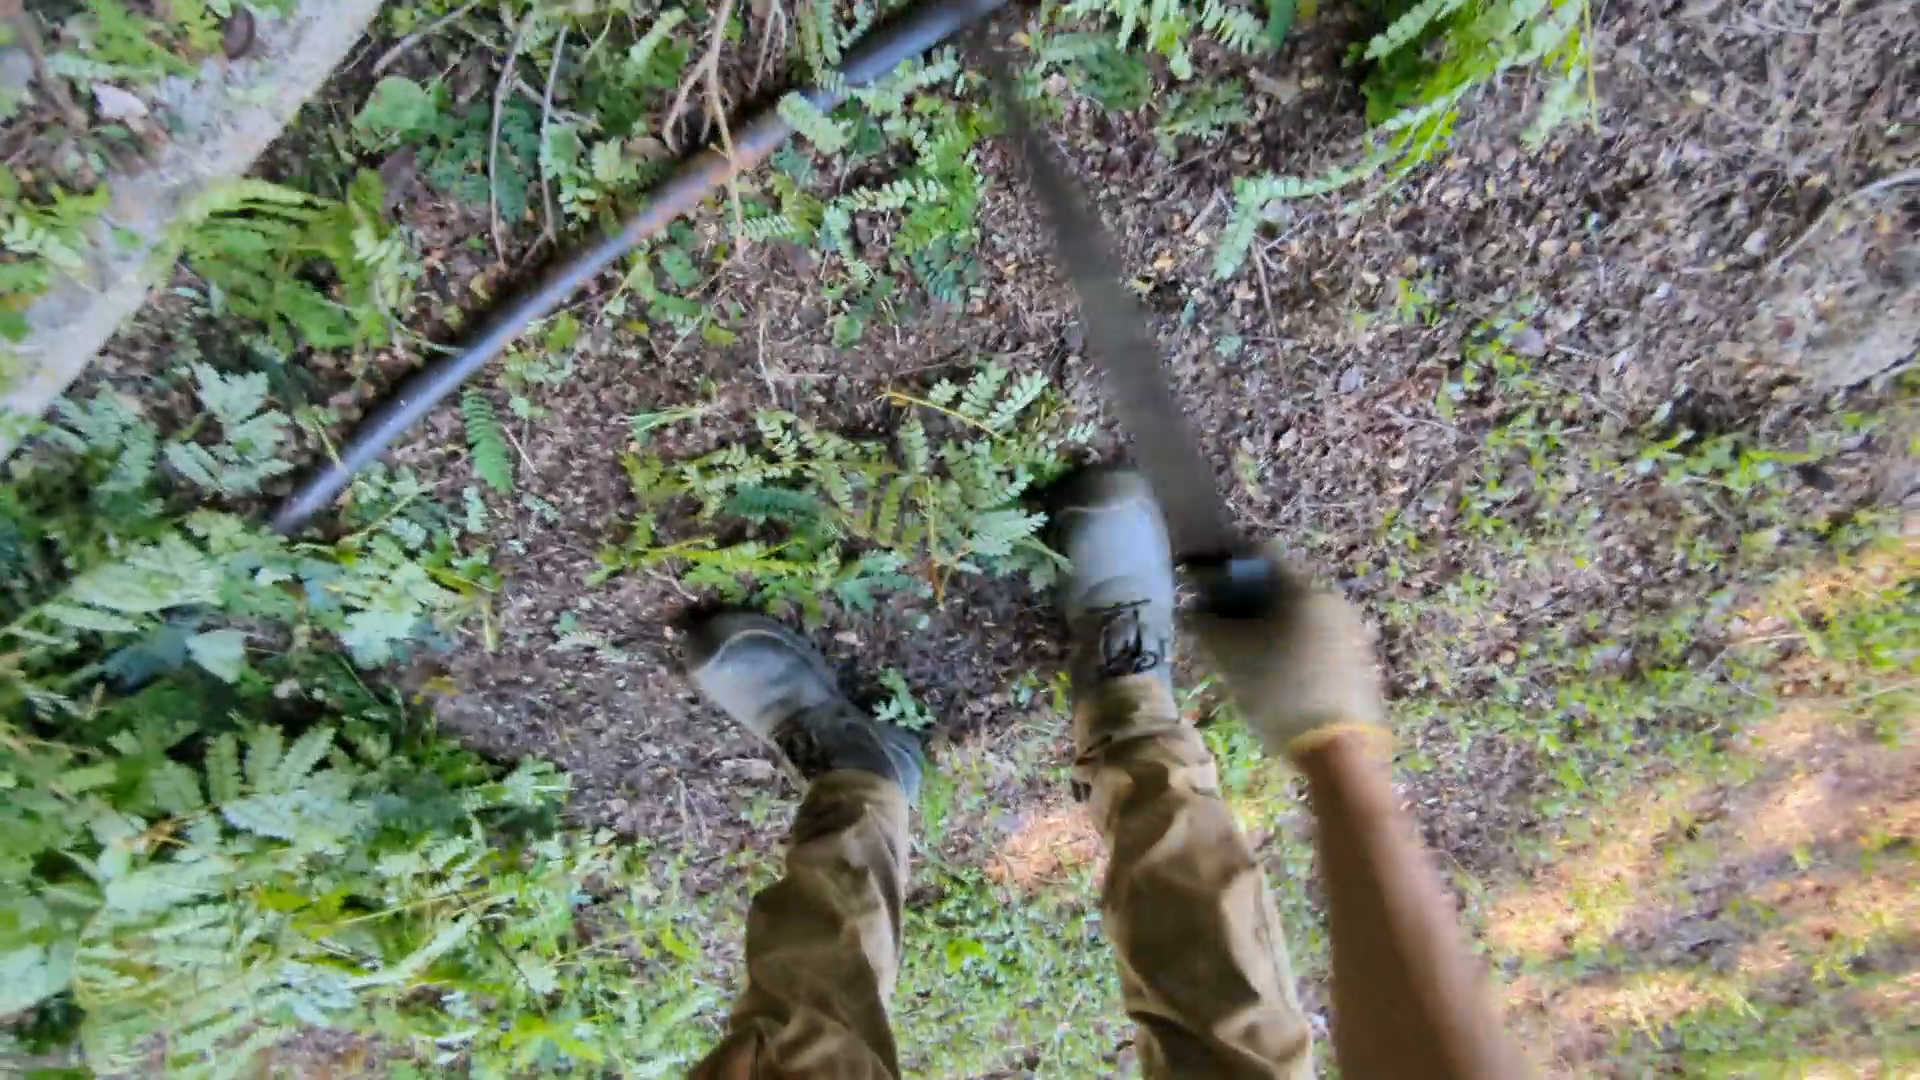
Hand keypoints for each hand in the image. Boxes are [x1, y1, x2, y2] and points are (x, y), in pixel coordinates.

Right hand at [1189, 556, 1387, 759]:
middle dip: (1240, 598)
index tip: (1201, 583)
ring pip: (1293, 613)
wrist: (1338, 752)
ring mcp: (1349, 631)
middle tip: (1213, 621)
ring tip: (1235, 650)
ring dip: (1261, 622)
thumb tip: (1191, 610)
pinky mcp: (1354, 660)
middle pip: (1275, 585)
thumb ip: (1203, 624)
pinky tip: (1265, 670)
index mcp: (1304, 589)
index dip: (1223, 564)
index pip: (1257, 555)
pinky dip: (1283, 642)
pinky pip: (1309, 636)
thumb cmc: (1278, 692)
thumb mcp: (1227, 657)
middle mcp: (1331, 601)